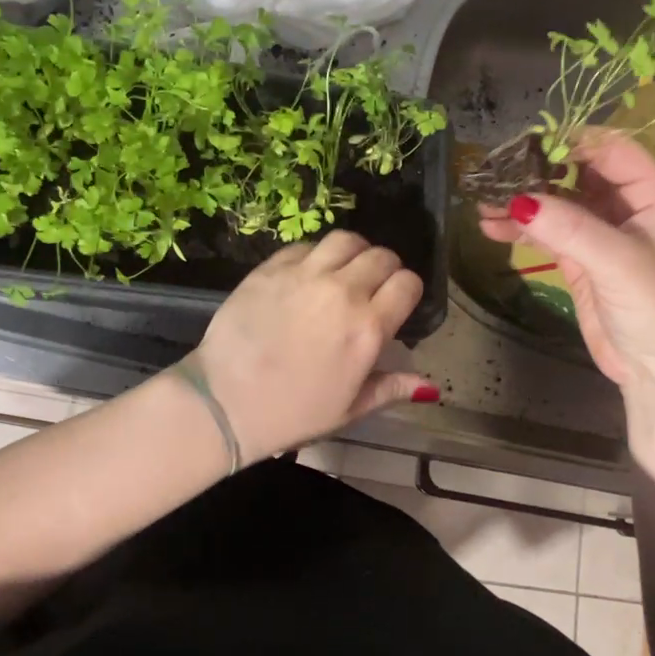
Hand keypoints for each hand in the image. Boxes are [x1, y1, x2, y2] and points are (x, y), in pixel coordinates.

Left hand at [190, 231, 434, 463]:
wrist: (224, 402)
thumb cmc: (291, 414)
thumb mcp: (348, 410)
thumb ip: (390, 389)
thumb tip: (429, 387)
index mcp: (368, 329)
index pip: (408, 284)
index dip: (407, 291)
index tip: (396, 303)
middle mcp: (342, 293)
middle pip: (381, 256)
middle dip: (384, 270)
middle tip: (371, 288)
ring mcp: (304, 275)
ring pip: (346, 241)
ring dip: (353, 253)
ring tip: (344, 271)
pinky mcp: (270, 269)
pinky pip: (305, 247)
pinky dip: (315, 256)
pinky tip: (307, 275)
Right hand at [479, 127, 654, 395]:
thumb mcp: (619, 263)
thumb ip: (569, 229)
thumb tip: (516, 202)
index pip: (610, 150)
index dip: (569, 142)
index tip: (523, 146)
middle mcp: (630, 207)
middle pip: (578, 173)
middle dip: (537, 171)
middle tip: (493, 173)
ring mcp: (604, 235)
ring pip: (558, 204)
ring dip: (522, 202)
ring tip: (482, 202)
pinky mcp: (582, 263)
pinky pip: (548, 234)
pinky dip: (521, 230)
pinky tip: (490, 228)